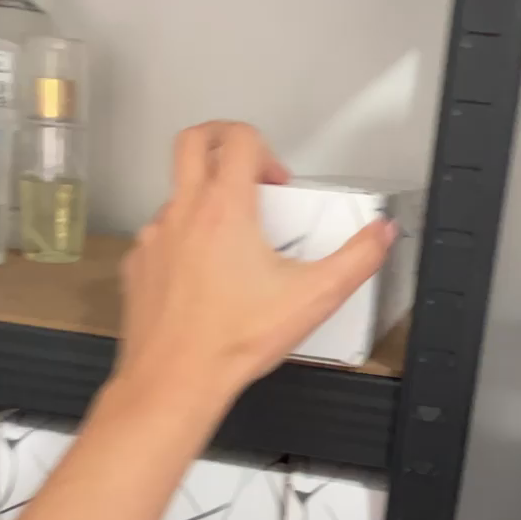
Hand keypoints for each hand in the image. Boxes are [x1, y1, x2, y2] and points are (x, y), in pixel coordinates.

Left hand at [112, 121, 394, 412]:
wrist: (176, 380)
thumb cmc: (233, 341)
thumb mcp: (315, 297)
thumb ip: (357, 259)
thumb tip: (381, 233)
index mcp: (225, 209)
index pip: (238, 138)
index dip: (265, 149)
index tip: (278, 183)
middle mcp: (184, 213)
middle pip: (193, 141)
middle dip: (223, 140)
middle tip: (247, 169)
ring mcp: (155, 237)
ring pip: (178, 192)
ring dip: (206, 198)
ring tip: (235, 238)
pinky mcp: (139, 264)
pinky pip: (161, 233)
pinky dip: (184, 237)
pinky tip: (206, 273)